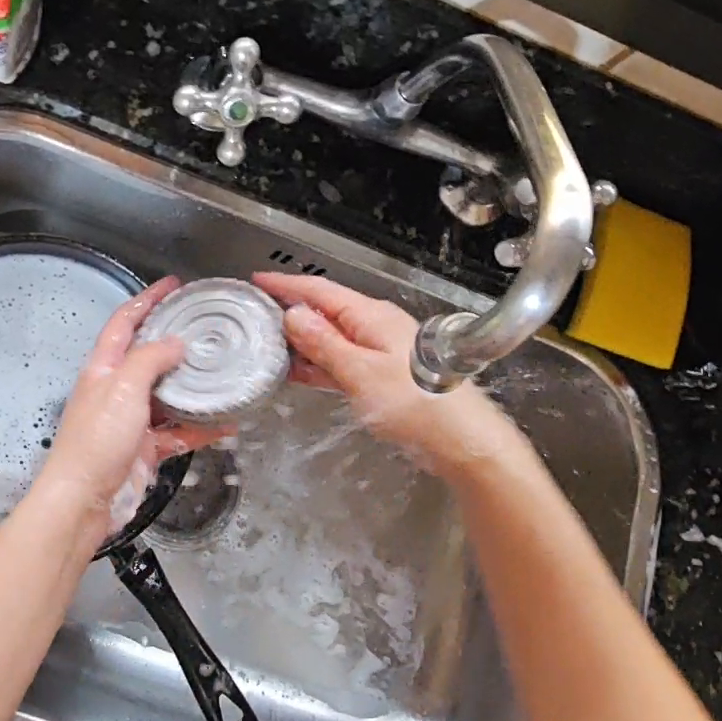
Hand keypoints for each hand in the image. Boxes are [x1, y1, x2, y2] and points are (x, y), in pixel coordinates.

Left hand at [30, 277, 228, 540]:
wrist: (84, 501)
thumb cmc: (95, 440)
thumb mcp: (122, 387)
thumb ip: (150, 359)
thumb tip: (175, 343)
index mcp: (103, 368)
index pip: (124, 322)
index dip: (147, 299)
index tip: (172, 285)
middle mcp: (116, 390)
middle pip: (149, 357)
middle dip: (177, 342)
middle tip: (209, 329)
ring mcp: (131, 421)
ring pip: (168, 396)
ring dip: (194, 387)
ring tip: (224, 373)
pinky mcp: (144, 450)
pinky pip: (178, 433)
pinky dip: (200, 428)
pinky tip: (226, 423)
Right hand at [251, 272, 534, 480]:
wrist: (463, 441)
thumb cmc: (421, 405)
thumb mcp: (360, 372)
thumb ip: (323, 343)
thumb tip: (294, 315)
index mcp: (372, 317)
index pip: (319, 290)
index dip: (286, 284)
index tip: (260, 280)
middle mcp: (376, 327)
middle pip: (325, 311)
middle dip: (290, 310)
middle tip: (257, 314)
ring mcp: (380, 351)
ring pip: (331, 337)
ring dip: (301, 341)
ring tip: (270, 344)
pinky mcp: (383, 375)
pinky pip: (341, 360)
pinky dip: (318, 363)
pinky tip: (300, 372)